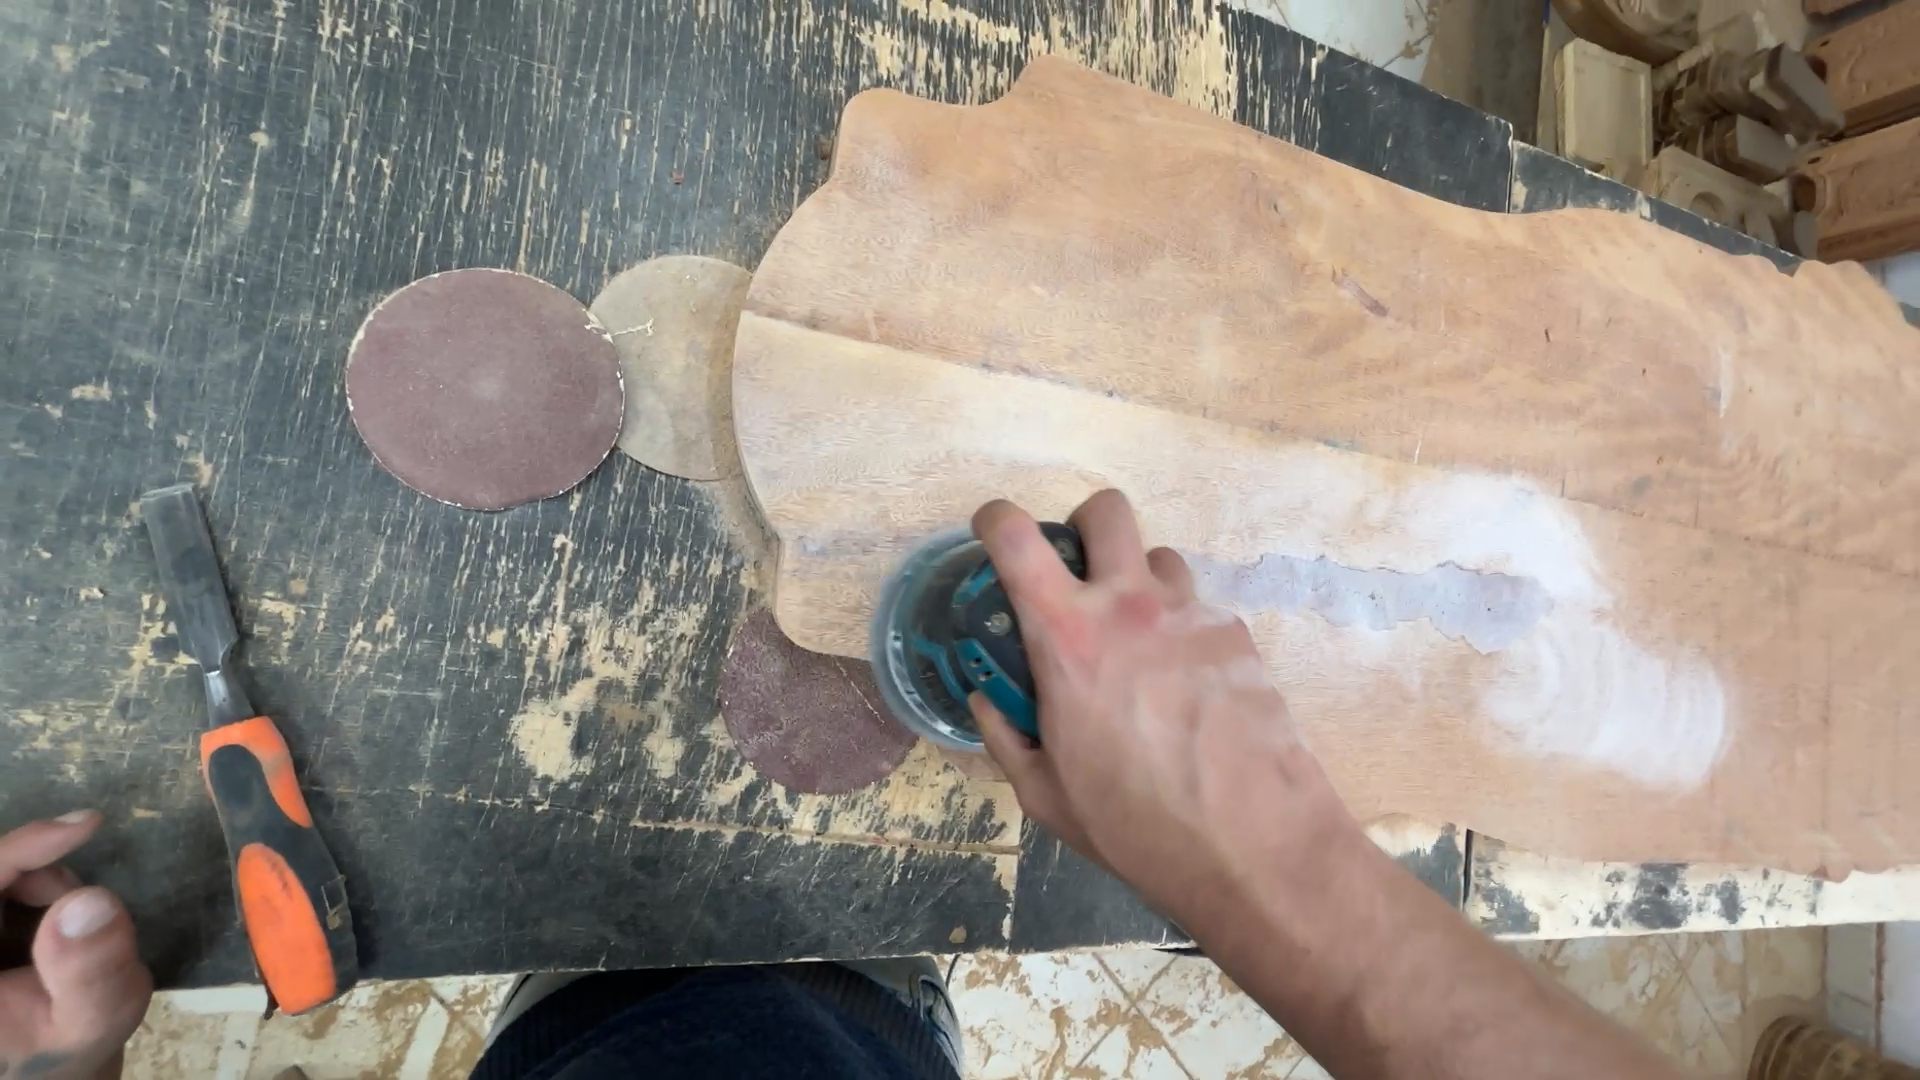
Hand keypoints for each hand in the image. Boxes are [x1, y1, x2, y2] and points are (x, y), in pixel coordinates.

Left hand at [0, 813, 152, 1079]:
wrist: (43, 1064)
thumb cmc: (68, 1042)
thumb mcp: (97, 1011)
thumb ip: (90, 964)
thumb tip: (86, 900)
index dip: (17, 851)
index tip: (87, 825)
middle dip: (34, 876)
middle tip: (82, 905)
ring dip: (33, 886)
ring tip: (66, 930)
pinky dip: (24, 892)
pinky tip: (46, 927)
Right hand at [969, 491, 1359, 924]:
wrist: (1256, 849)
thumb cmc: (1134, 823)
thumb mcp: (1044, 792)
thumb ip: (1003, 734)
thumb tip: (986, 699)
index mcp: (1067, 635)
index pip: (1018, 538)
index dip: (996, 518)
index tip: (992, 529)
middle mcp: (1130, 604)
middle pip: (1107, 508)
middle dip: (1084, 523)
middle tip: (1079, 572)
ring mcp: (1191, 613)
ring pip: (1159, 558)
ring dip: (1137, 581)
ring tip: (1137, 637)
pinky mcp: (1237, 634)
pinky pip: (1197, 608)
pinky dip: (1178, 628)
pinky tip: (1185, 684)